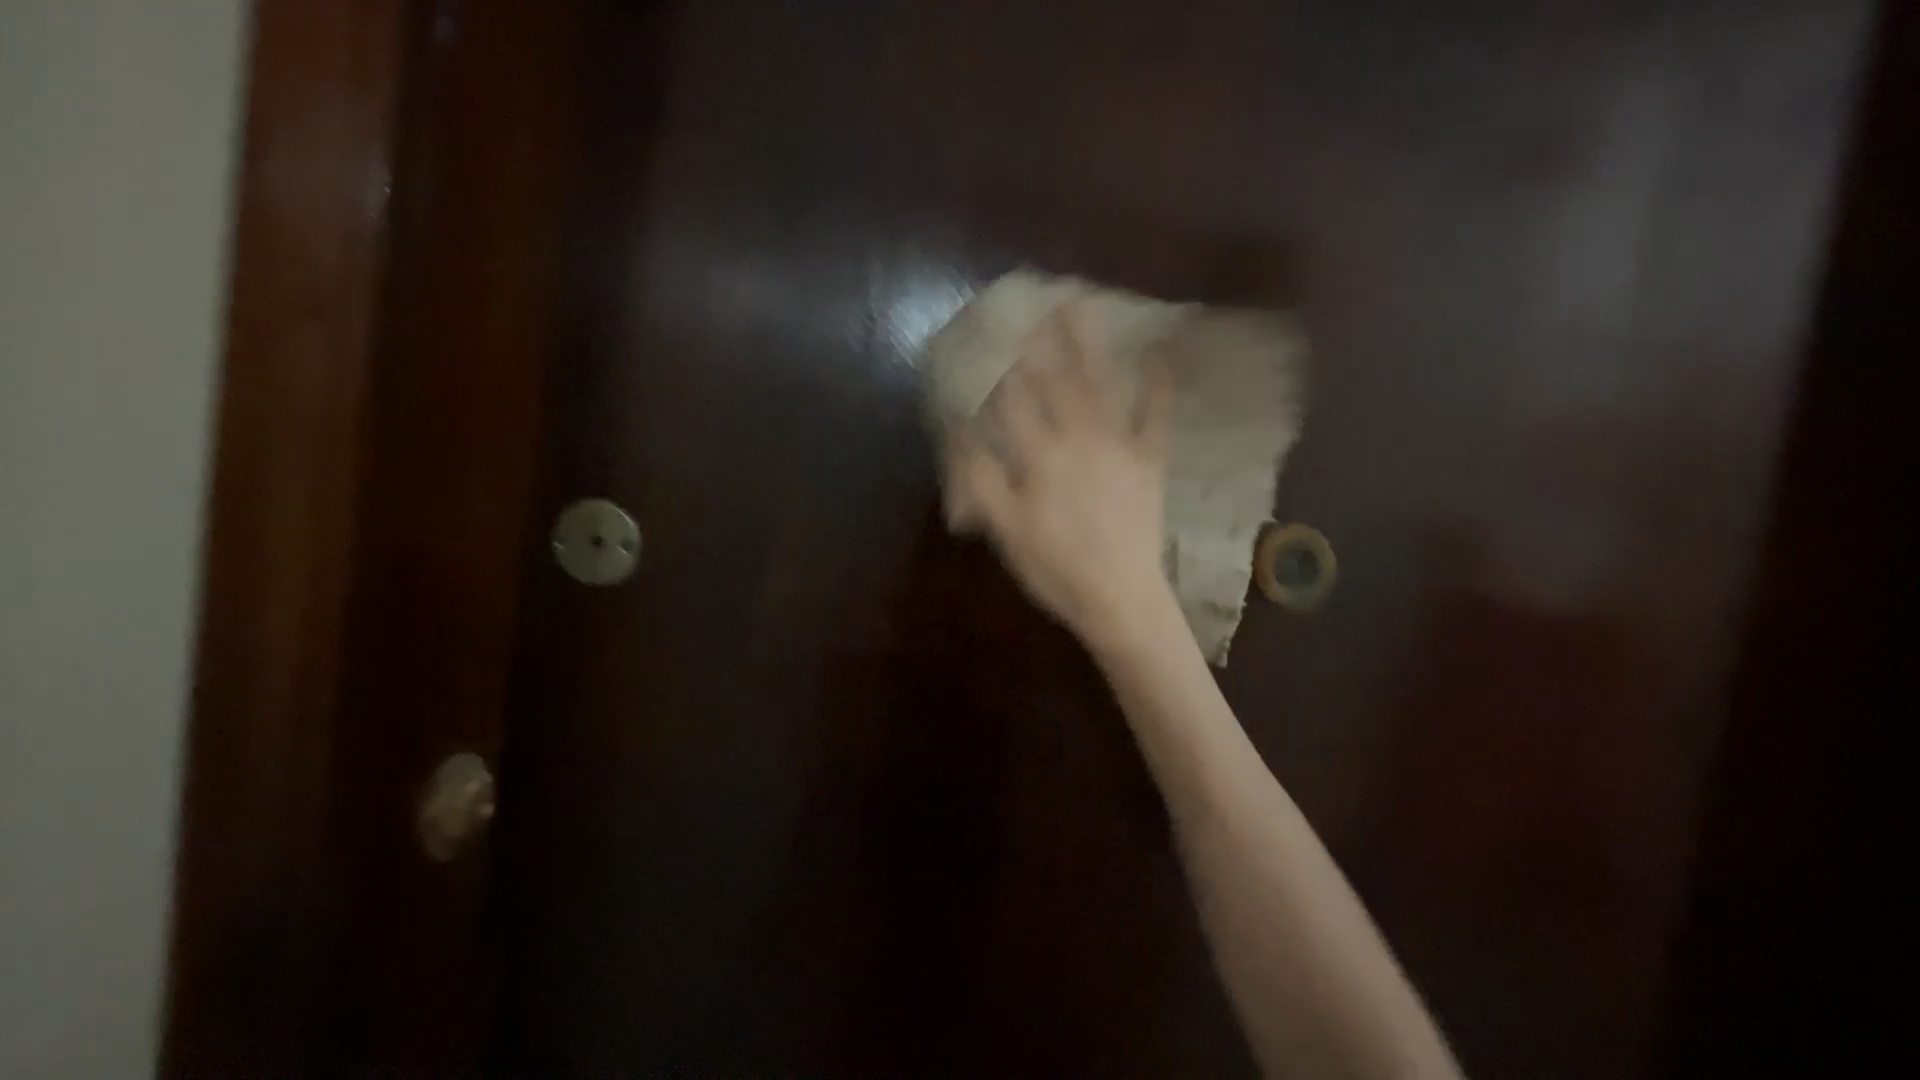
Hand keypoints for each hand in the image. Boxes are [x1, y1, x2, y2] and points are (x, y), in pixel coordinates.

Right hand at [944, 301, 1178, 648]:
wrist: (1119, 598)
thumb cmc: (1053, 569)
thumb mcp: (1004, 529)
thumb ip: (980, 476)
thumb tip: (960, 428)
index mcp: (1038, 457)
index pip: (1009, 399)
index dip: (993, 363)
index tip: (981, 331)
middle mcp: (1077, 439)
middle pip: (1052, 381)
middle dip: (1036, 341)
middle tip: (1025, 304)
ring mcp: (1117, 446)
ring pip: (1099, 385)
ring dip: (1089, 344)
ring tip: (1080, 304)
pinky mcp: (1149, 460)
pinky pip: (1155, 417)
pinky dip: (1160, 384)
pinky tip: (1162, 351)